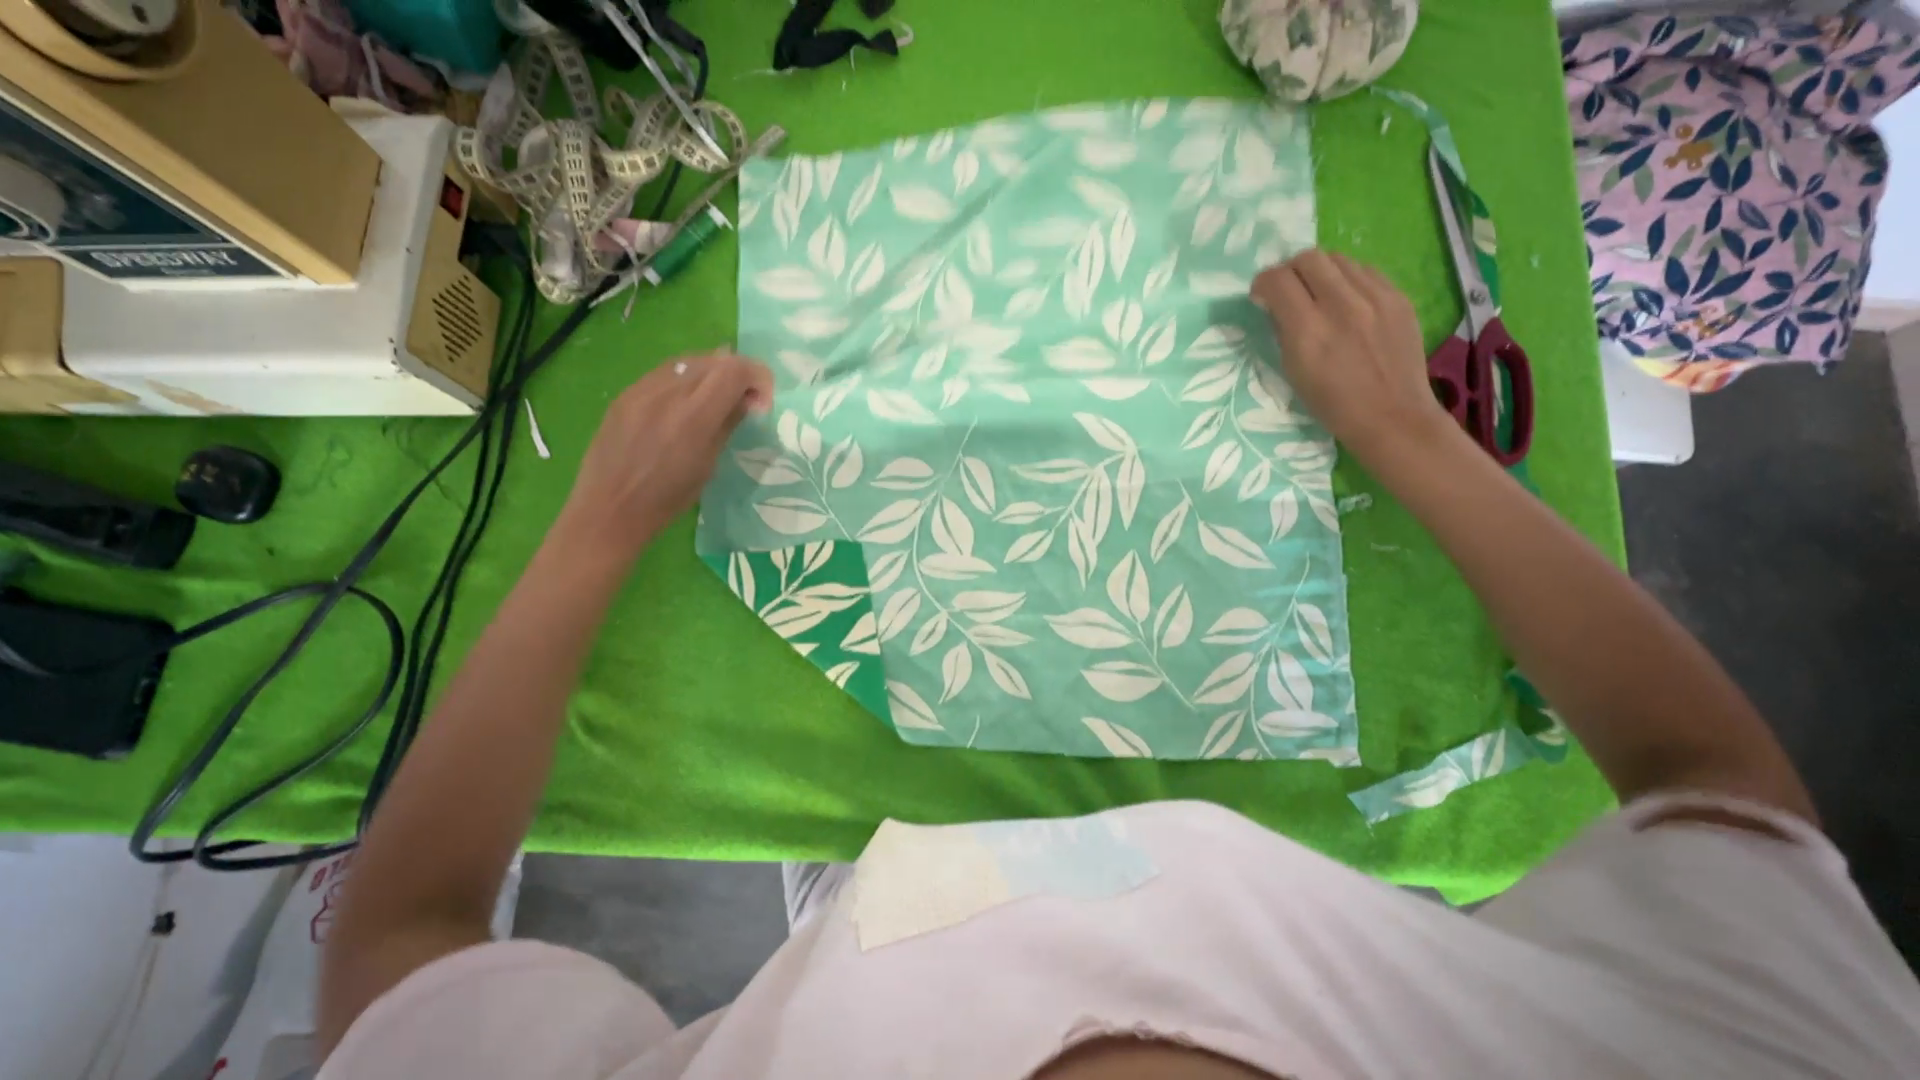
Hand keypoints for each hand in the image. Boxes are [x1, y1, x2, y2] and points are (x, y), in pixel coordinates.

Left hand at [553, 350, 772, 562]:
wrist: (609, 508)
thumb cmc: (666, 498)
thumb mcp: (708, 465)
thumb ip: (728, 424)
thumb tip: (748, 400)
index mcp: (694, 416)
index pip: (735, 370)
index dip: (758, 377)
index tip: (761, 402)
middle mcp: (669, 392)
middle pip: (715, 359)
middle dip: (737, 374)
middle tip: (743, 400)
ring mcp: (643, 389)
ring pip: (689, 362)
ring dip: (711, 373)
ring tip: (714, 400)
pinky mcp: (626, 393)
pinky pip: (664, 374)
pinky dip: (685, 381)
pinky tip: (683, 404)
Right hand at [1250, 250, 1454, 463]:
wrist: (1392, 417)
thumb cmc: (1333, 405)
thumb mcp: (1293, 371)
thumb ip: (1283, 330)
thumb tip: (1275, 303)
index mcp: (1308, 331)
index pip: (1277, 280)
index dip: (1263, 284)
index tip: (1262, 297)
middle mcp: (1342, 306)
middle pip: (1308, 258)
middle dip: (1291, 270)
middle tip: (1291, 291)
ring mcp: (1376, 298)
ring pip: (1338, 259)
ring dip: (1321, 271)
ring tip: (1321, 293)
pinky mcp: (1398, 298)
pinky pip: (1366, 271)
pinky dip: (1349, 279)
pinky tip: (1349, 301)